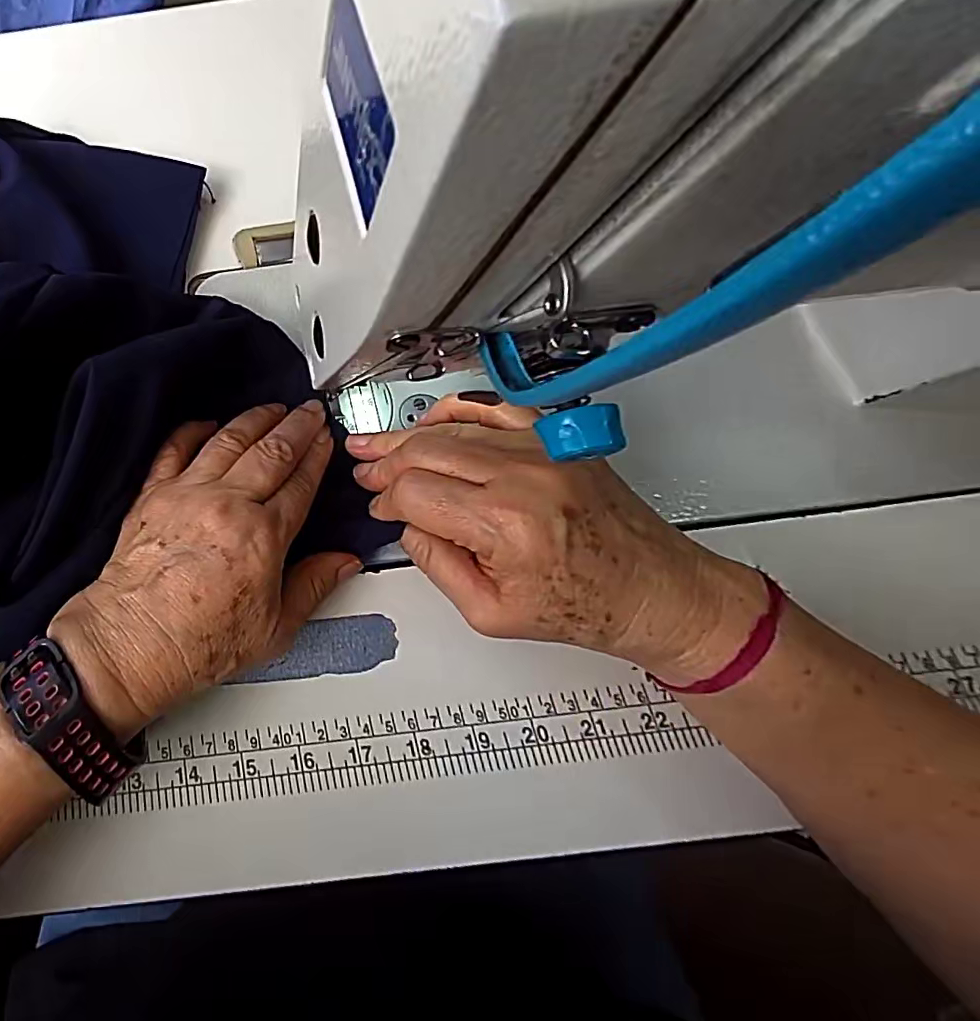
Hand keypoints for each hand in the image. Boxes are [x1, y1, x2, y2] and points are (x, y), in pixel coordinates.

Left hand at [49, 402, 363, 736]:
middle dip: (296, 428)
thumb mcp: (274, 629)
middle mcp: (224, 506)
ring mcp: (185, 496)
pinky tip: (205, 424)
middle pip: (270, 452)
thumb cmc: (194, 641)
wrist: (133, 640)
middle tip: (308, 414)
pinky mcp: (152, 497)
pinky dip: (191, 432)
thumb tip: (340, 564)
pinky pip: (173, 451)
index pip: (300, 483)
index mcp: (262, 536)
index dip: (317, 458)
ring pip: (226, 442)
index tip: (326, 443)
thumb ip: (312, 587)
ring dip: (253, 421)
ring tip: (270, 411)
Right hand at [344, 394, 765, 686]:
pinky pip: (494, 409)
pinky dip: (455, 410)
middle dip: (383, 464)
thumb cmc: (584, 604)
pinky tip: (430, 420)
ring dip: (404, 437)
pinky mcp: (556, 443)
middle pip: (422, 452)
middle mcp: (523, 478)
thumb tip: (409, 526)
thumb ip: (434, 563)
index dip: (385, 501)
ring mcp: (542, 452)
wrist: (656, 591)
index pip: (412, 493)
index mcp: (503, 524)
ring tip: (375, 444)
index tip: (382, 511)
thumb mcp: (486, 611)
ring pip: (448, 428)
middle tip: (365, 472)